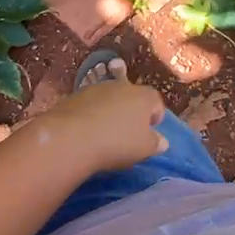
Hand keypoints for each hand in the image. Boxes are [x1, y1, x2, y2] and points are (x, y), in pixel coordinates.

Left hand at [37, 78, 167, 171]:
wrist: (72, 137)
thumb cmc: (118, 142)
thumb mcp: (144, 148)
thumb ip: (156, 143)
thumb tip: (161, 141)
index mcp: (143, 96)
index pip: (156, 102)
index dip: (155, 117)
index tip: (149, 132)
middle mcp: (121, 86)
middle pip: (132, 97)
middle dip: (132, 113)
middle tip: (128, 133)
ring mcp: (97, 88)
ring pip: (110, 99)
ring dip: (111, 112)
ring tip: (106, 133)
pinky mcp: (76, 95)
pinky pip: (91, 104)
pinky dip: (92, 114)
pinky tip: (88, 131)